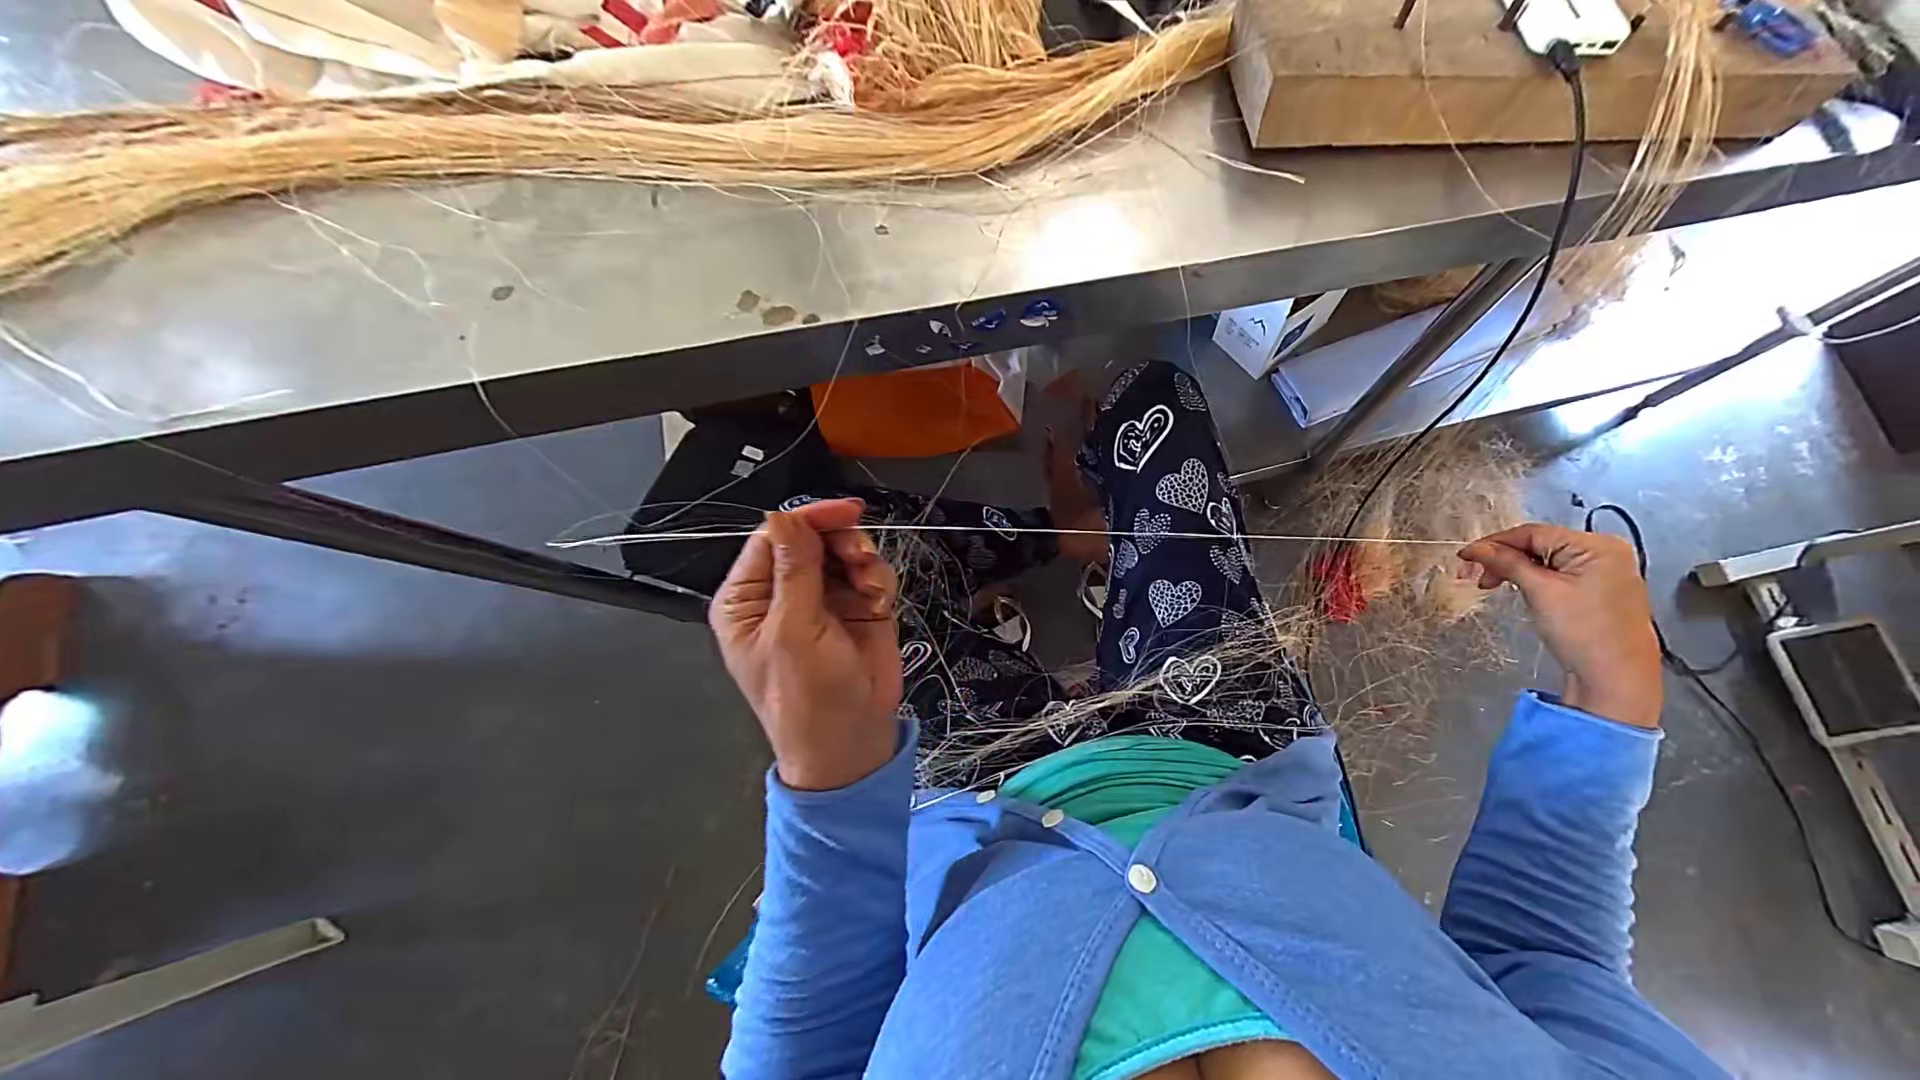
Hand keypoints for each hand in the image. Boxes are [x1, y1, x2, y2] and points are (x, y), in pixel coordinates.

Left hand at [709, 499, 902, 789]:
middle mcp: (783, 593)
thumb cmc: (807, 698)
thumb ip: (794, 570)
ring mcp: (822, 600)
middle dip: (840, 541)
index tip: (844, 513)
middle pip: (812, 539)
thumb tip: (783, 515)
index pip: (773, 538)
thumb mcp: (794, 632)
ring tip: (871, 586)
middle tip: (860, 556)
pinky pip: (869, 573)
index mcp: (748, 598)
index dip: (807, 520)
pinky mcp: (857, 608)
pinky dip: (878, 579)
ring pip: (844, 551)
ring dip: (863, 561)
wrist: (852, 743)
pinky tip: (879, 599)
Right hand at [1457, 523, 1662, 727]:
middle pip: (1539, 544)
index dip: (1494, 543)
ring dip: (1514, 568)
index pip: (1533, 533)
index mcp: (1597, 545)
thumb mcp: (1539, 590)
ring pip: (1545, 559)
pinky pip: (1556, 572)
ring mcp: (1604, 570)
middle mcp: (1605, 551)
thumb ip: (1506, 563)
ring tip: (1492, 586)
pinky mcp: (1598, 588)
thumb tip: (1474, 548)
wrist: (1616, 676)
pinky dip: (1531, 578)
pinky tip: (1517, 588)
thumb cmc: (1581, 629)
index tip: (1464, 557)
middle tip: (1476, 577)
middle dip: (1503, 558)